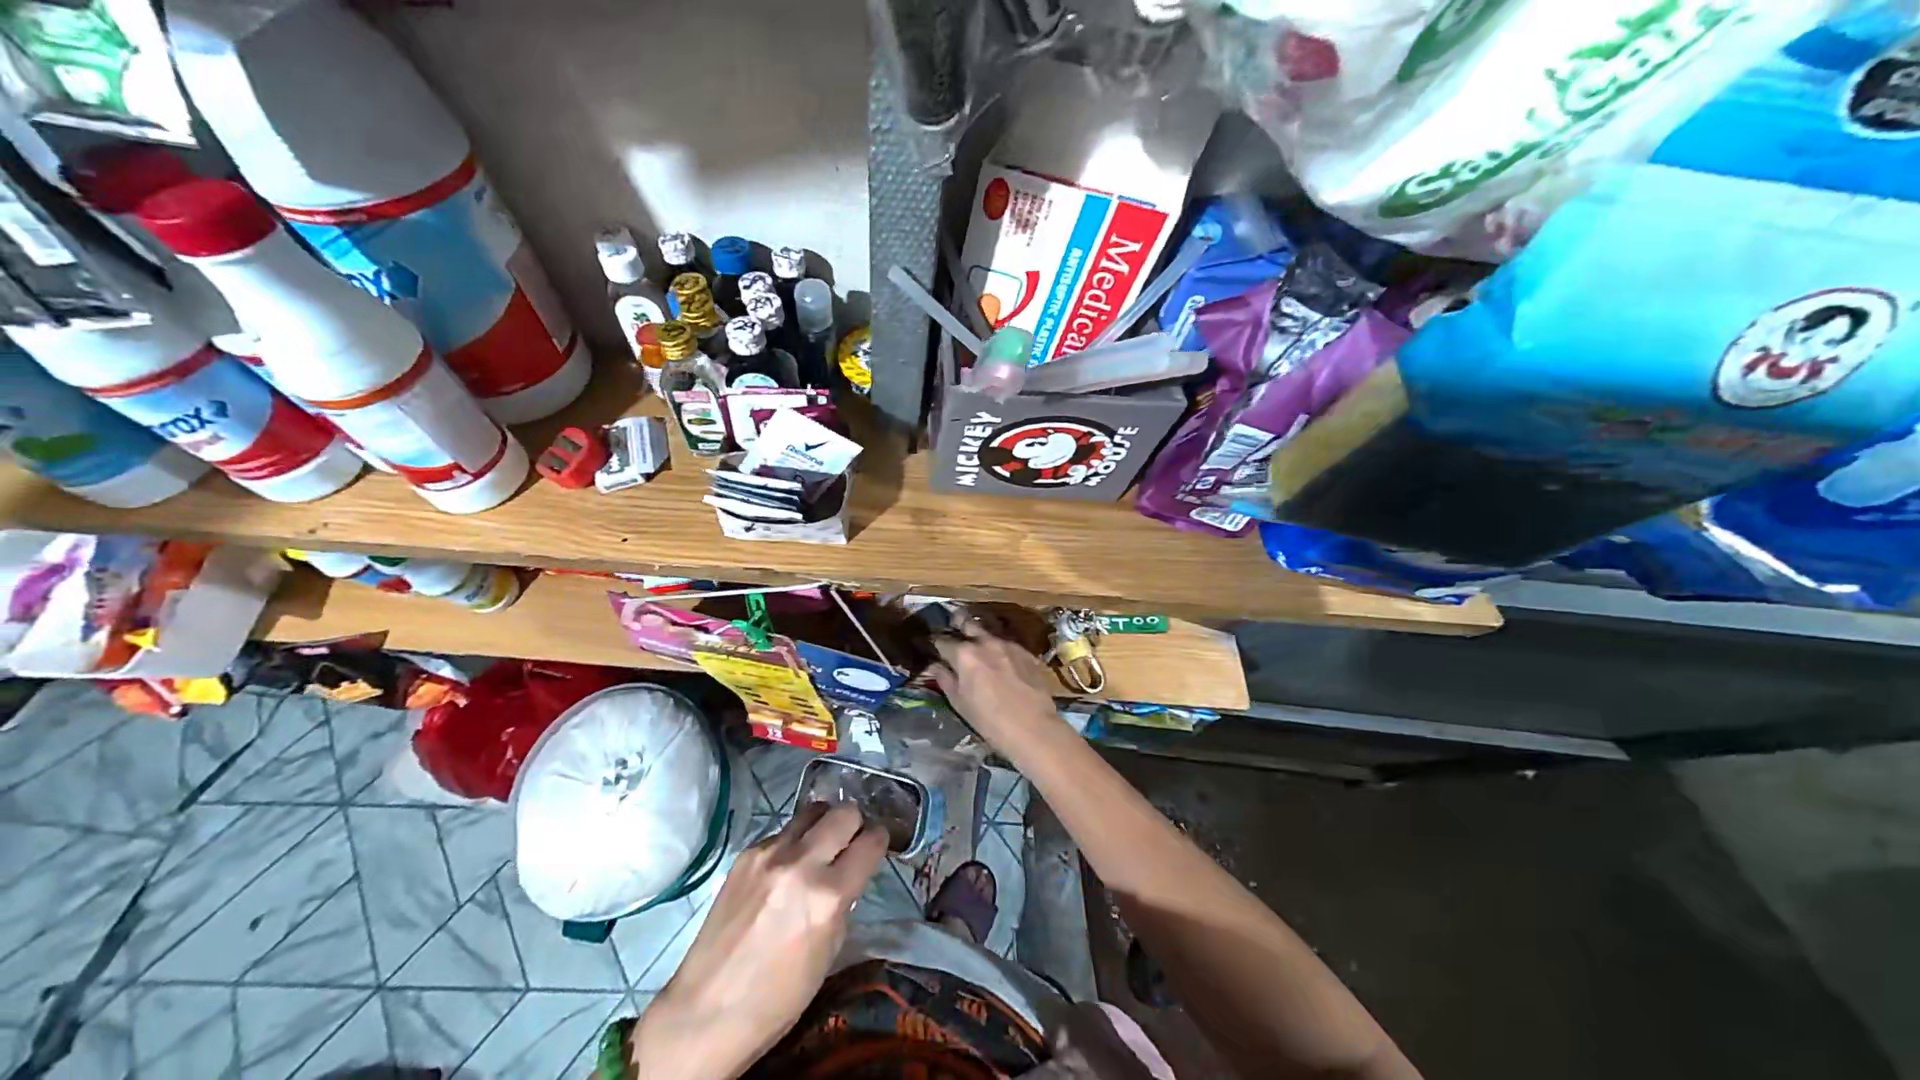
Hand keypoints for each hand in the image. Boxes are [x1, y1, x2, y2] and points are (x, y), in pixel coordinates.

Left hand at [629, 802, 888, 1079]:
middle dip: (855, 823)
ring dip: (823, 825)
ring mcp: (768, 854)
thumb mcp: (829, 951)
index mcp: (828, 895)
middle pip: (843, 812)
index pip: (870, 842)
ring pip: (811, 811)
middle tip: (852, 841)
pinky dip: (793, 843)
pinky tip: (786, 870)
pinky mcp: (745, 855)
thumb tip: (850, 874)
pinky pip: (782, 832)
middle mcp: (800, 864)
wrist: (707, 1010)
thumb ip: (844, 902)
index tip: (878, 843)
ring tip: (820, 847)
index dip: (880, 840)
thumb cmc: (778, 998)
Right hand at [931, 621, 1064, 753]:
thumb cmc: (988, 720)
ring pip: (989, 635)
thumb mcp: (959, 703)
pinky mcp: (1027, 653)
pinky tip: (1003, 664)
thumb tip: (936, 666)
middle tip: (956, 636)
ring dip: (982, 640)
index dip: (937, 645)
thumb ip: (945, 679)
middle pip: (968, 625)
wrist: (1033, 727)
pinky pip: (1008, 646)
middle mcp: (985, 642)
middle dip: (960, 627)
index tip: (935, 650)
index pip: (942, 641)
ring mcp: (1009, 645)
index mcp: (964, 654)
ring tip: (981, 652)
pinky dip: (1001, 651)